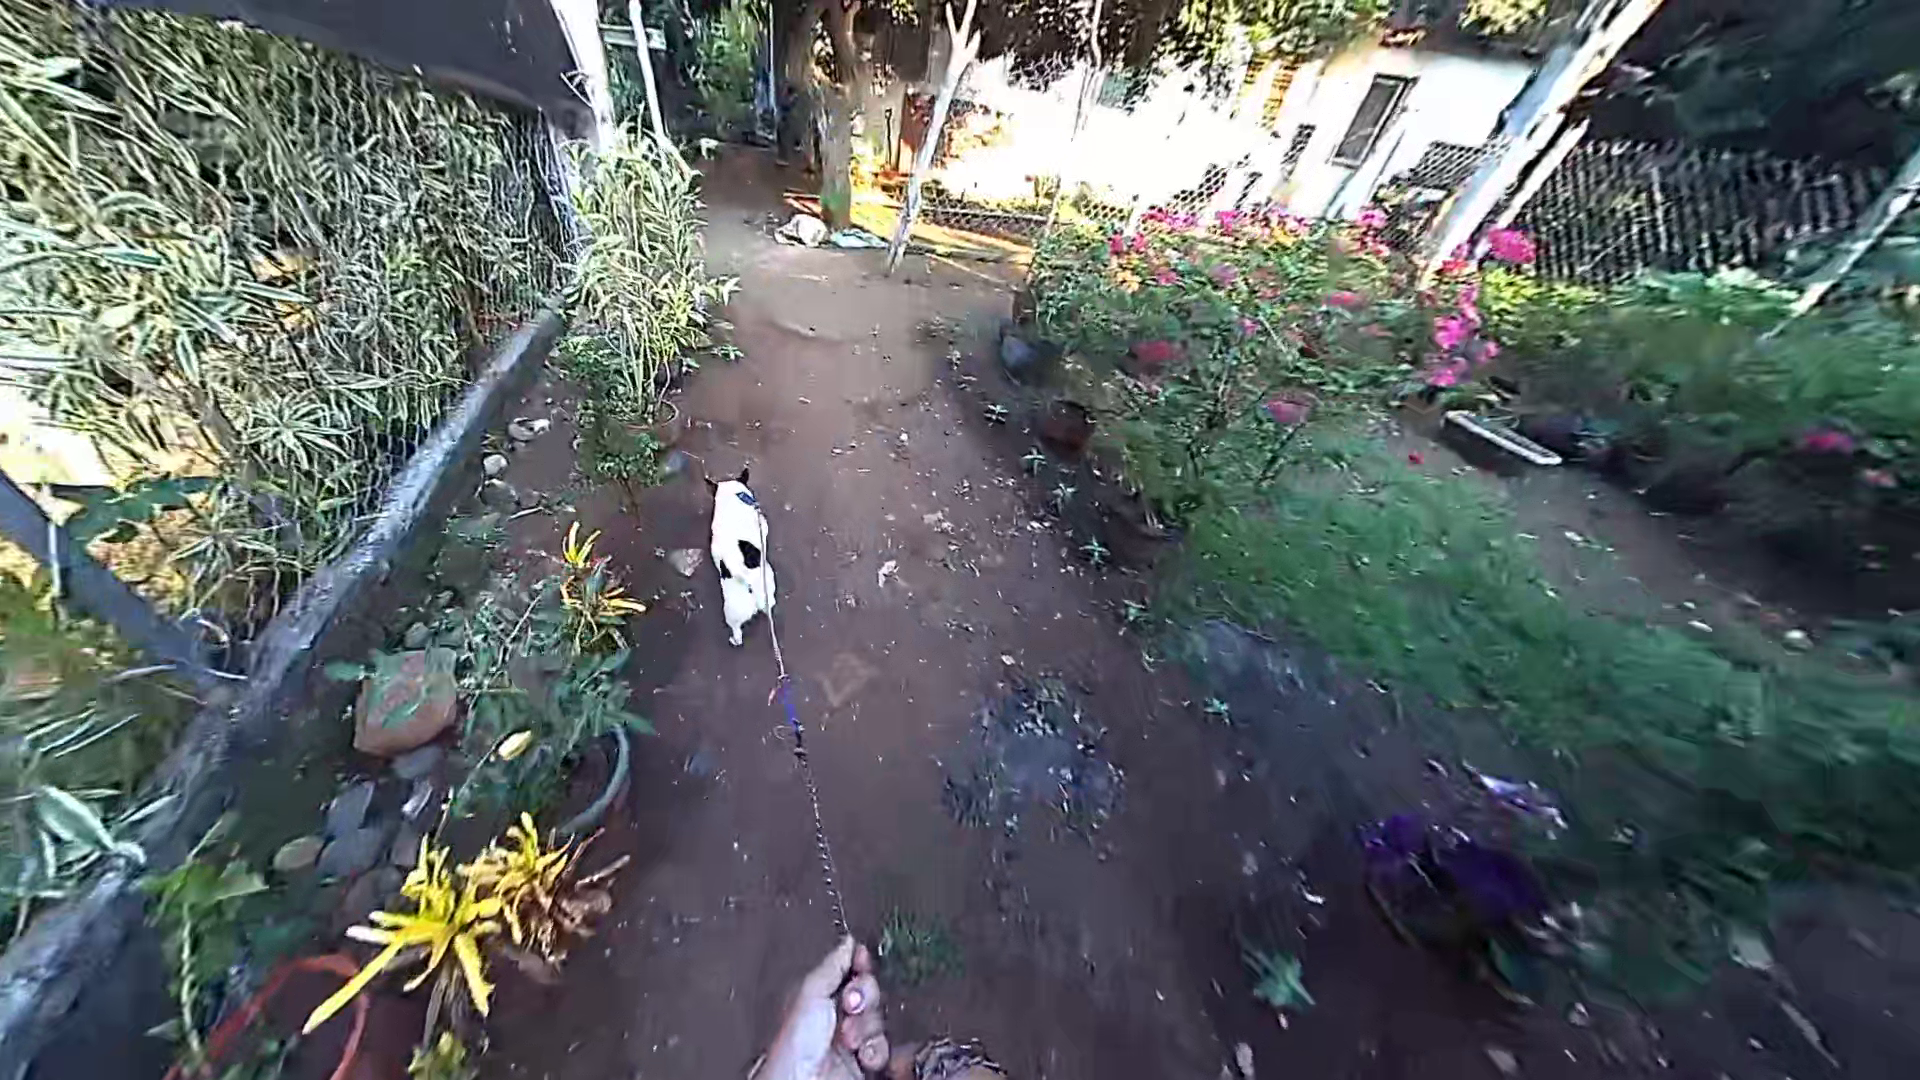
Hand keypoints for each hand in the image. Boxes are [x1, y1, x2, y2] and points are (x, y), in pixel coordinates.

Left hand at [757, 937, 888, 1079]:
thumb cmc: (793, 1047)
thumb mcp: (809, 993)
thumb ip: (831, 965)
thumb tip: (848, 941)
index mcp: (819, 997)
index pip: (849, 968)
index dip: (859, 962)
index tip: (861, 960)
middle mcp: (836, 1017)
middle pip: (868, 990)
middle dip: (864, 994)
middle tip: (851, 1004)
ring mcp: (851, 1042)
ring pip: (878, 1018)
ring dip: (868, 1026)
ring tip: (851, 1039)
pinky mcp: (864, 1066)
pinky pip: (884, 1047)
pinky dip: (877, 1049)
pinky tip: (864, 1056)